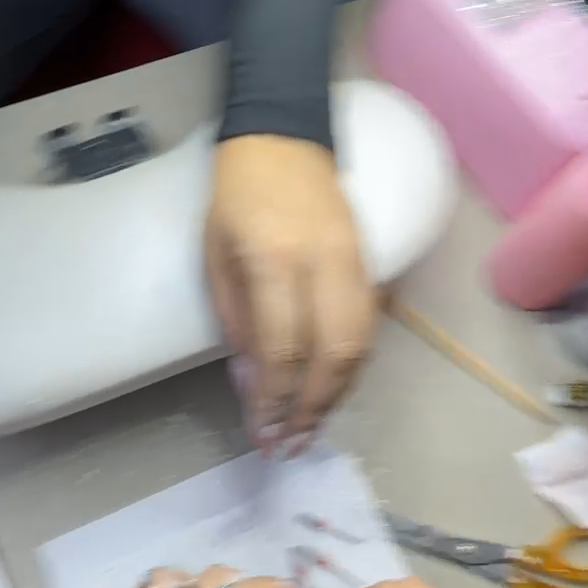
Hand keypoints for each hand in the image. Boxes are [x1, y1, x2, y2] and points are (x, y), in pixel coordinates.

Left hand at [206, 134, 376, 450]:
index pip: (283, 349)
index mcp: (275, 262)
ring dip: (337, 394)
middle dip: (314, 408)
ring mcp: (355, 264)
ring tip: (313, 425)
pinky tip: (332, 388)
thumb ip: (238, 326)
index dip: (276, 401)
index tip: (265, 436)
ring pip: (360, 345)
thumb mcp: (216, 261)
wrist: (283, 143)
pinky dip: (352, 366)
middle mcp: (324, 266)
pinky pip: (369, 328)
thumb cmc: (234, 203)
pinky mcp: (370, 265)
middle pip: (334, 354)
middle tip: (294, 444)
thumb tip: (256, 389)